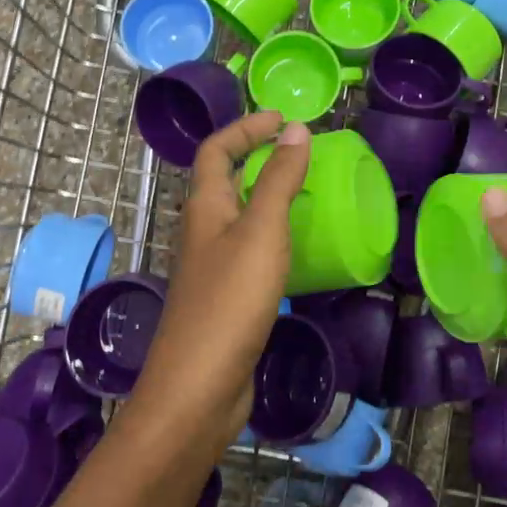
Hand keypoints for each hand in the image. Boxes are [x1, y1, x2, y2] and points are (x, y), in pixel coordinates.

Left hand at [132, 111, 309, 449]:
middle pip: (225, 179)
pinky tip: (298, 249)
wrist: (198, 388)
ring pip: (239, 215)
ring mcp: (212, 265)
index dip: (245, 128)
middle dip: (259, 158)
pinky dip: (273, 235)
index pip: (215, 150)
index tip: (282, 118)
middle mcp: (203, 229)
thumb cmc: (229, 301)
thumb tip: (295, 128)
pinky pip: (250, 248)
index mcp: (205, 206)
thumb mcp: (261, 232)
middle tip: (301, 153)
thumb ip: (279, 180)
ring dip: (269, 196)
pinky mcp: (226, 297)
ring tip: (308, 193)